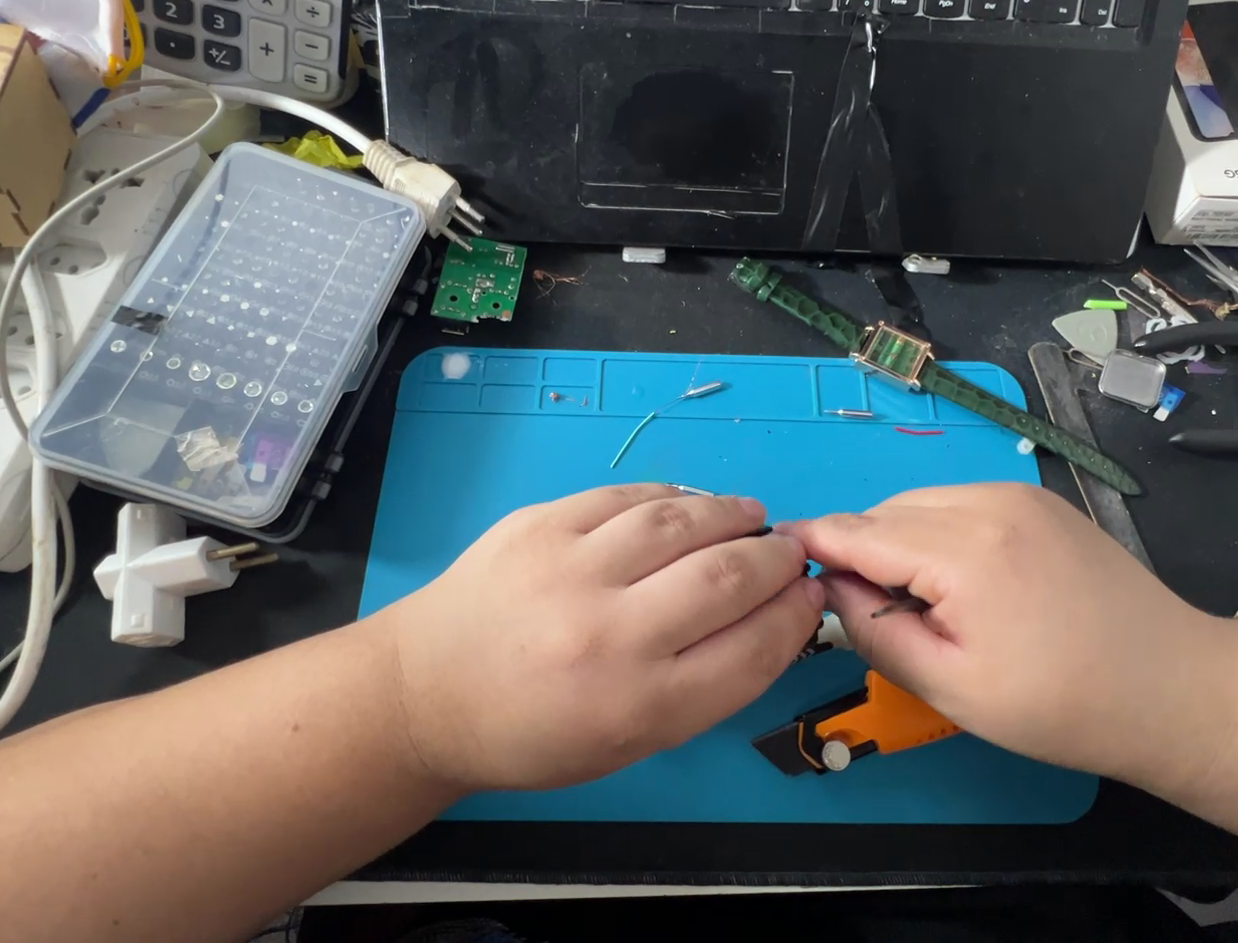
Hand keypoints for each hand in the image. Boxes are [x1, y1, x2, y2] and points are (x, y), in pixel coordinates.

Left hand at [377, 484, 822, 791]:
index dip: (793, 616)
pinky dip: (672, 496)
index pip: (749, 651)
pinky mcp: (538, 524)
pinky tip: (690, 505)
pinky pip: (625, 496)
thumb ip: (705, 684)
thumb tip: (773, 616)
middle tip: (788, 549)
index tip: (809, 593)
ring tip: (751, 516)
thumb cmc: (535, 733)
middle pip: (724, 580)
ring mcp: (569, 569)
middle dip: (773, 559)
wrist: (427, 691)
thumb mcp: (629, 741)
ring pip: (679, 523)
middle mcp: (609, 635)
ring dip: (730, 514)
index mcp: (637, 707)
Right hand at [783, 483, 1237, 787]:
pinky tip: (958, 578)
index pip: (858, 531)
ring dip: (897, 540)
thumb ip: (875, 631)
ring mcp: (1017, 493)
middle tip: (863, 608)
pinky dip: (935, 532)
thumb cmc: (1063, 705)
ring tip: (917, 599)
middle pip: (886, 512)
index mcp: (964, 549)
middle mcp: (987, 501)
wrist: (1181, 690)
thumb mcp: (951, 687)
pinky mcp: (1036, 499)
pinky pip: (957, 503)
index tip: (775, 551)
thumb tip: (831, 586)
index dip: (812, 540)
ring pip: (919, 503)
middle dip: (859, 549)